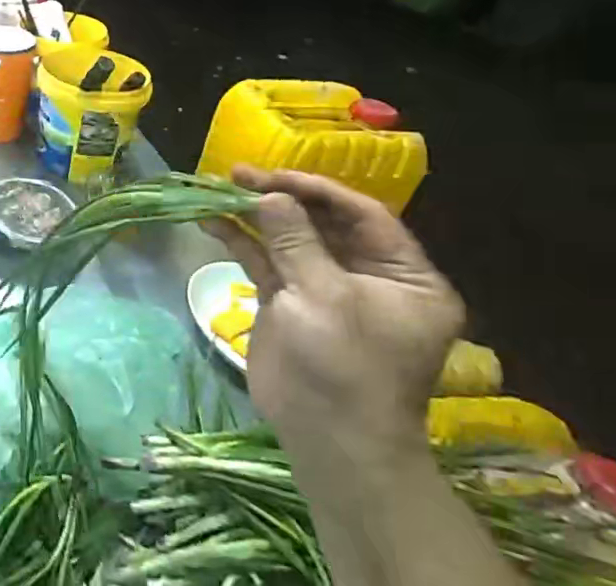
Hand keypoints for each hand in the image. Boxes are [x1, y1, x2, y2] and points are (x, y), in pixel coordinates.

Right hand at [205, 168, 462, 451]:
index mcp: (404, 276)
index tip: (274, 175)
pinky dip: (241, 240)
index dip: (317, 189)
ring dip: (255, 213)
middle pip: (322, 222)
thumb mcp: (325, 297)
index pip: (363, 215)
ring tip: (219, 187)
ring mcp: (324, 287)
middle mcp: (367, 275)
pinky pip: (266, 261)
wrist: (327, 441)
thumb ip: (295, 240)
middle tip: (238, 174)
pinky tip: (212, 222)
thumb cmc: (345, 366)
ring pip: (289, 237)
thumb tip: (268, 194)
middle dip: (280, 196)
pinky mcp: (289, 301)